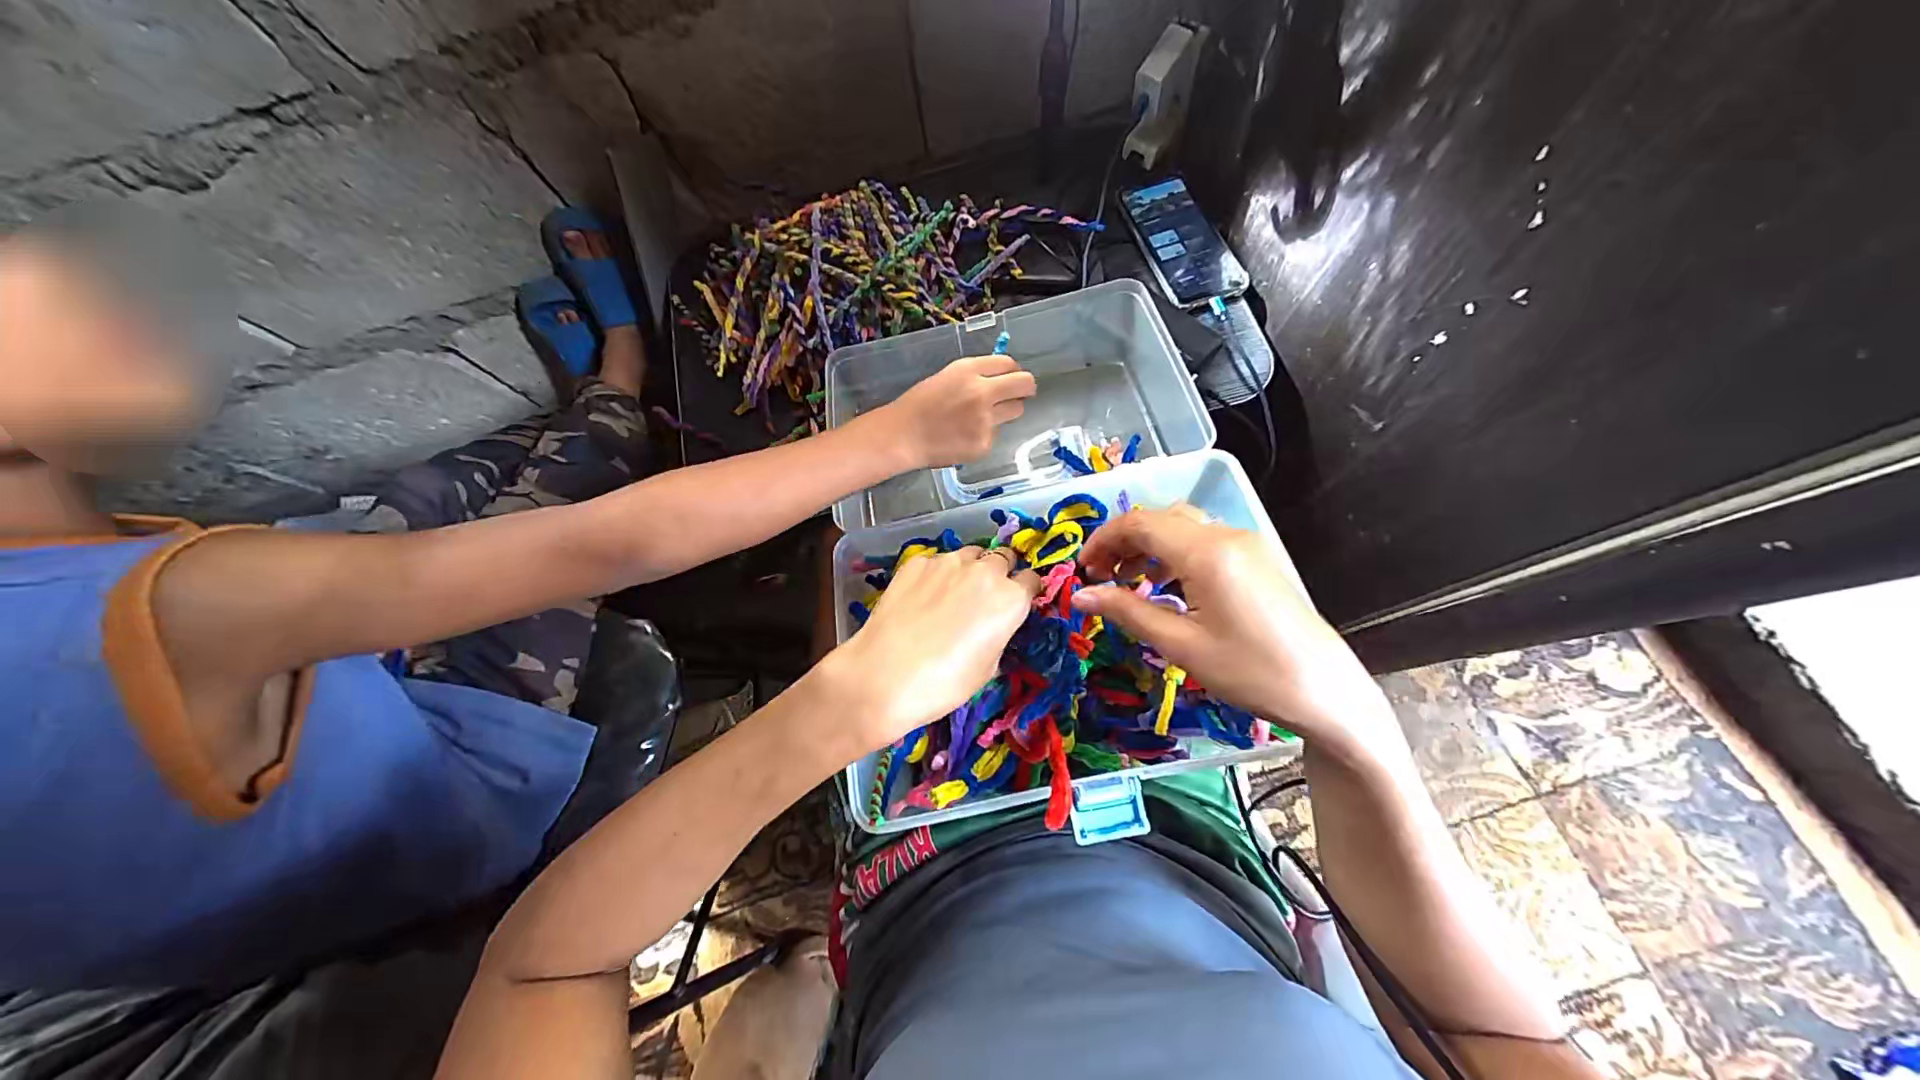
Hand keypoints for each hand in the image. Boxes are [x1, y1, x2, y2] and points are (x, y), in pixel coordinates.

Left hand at [813, 546, 1040, 758]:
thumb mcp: (989, 667)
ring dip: (970, 570)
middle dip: (999, 575)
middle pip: (1003, 559)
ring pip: (970, 555)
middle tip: (983, 599)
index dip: (1024, 592)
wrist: (883, 676)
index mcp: (1010, 599)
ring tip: (952, 595)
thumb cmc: (944, 683)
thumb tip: (995, 624)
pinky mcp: (916, 563)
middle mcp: (984, 571)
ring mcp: (948, 562)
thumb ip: (1000, 634)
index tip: (1015, 604)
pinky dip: (938, 574)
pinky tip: (923, 598)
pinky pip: (937, 562)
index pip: (1031, 580)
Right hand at [876, 355, 1036, 468]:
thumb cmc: (920, 404)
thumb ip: (976, 374)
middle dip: (1025, 388)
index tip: (1011, 378)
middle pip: (1025, 385)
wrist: (902, 436)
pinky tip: (964, 436)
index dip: (1013, 371)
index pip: (1009, 364)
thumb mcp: (947, 377)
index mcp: (968, 370)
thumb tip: (1003, 377)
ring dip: (1006, 411)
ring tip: (980, 417)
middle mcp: (981, 393)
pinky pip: (996, 434)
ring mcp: (985, 421)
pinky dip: (984, 434)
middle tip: (1019, 394)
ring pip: (1016, 411)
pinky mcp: (984, 444)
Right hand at [1070, 506, 1401, 760]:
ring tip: (1129, 584)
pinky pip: (1204, 542)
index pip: (1140, 523)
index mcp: (1207, 553)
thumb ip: (1128, 612)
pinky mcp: (1256, 559)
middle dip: (1123, 541)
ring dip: (1148, 547)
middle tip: (1101, 577)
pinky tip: (1165, 588)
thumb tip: (1081, 596)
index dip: (1103, 540)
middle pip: (1160, 518)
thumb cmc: (1252, 672)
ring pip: (1182, 527)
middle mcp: (1227, 537)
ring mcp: (1246, 545)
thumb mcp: (1181, 646)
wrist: (1326, 691)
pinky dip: (1174, 556)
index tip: (1082, 569)